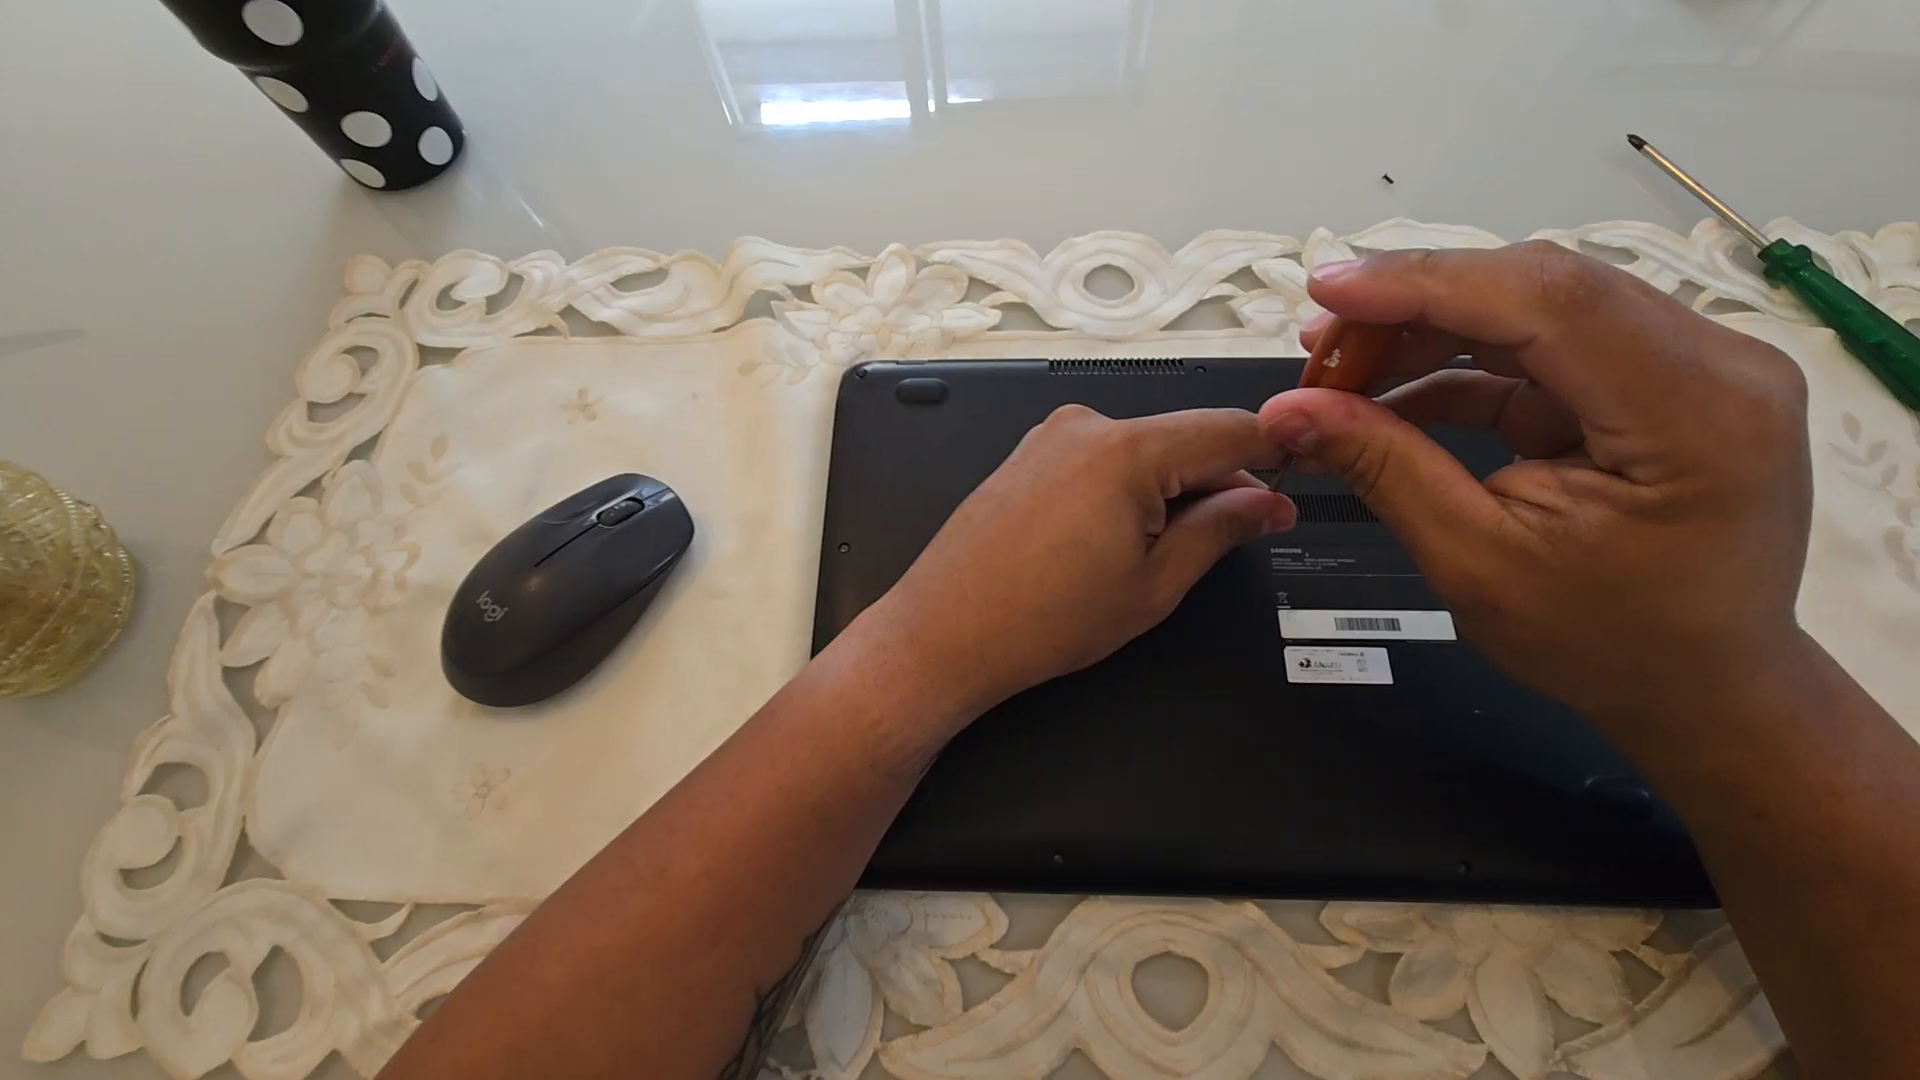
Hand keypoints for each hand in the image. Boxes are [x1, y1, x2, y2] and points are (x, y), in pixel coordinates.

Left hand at [858, 405, 1291, 720]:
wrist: (943, 634)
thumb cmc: (1034, 619)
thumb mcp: (1153, 585)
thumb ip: (1219, 531)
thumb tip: (1263, 503)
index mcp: (1124, 451)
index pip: (1228, 430)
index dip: (1274, 453)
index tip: (1297, 473)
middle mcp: (1082, 429)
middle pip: (1183, 439)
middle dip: (1219, 482)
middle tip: (1241, 532)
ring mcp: (1047, 441)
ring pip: (1140, 452)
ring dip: (1170, 489)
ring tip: (1164, 552)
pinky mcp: (1026, 460)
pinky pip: (1098, 461)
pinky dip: (1126, 489)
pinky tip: (1119, 539)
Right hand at [1259, 242, 1812, 729]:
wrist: (1694, 684)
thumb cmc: (1600, 641)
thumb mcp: (1473, 560)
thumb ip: (1383, 468)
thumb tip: (1287, 410)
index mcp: (1694, 411)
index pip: (1547, 302)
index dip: (1424, 283)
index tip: (1325, 289)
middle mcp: (1709, 362)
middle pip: (1534, 291)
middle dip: (1409, 309)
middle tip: (1316, 351)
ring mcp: (1678, 367)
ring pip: (1524, 311)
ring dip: (1421, 335)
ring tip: (1334, 375)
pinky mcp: (1638, 385)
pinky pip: (1528, 352)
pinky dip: (1447, 369)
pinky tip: (1382, 398)